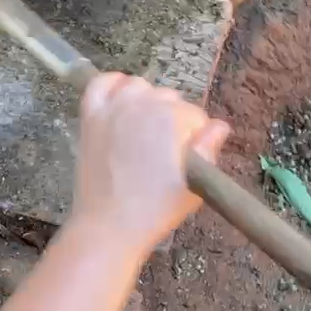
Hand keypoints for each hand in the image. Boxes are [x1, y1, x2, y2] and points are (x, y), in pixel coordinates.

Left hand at [70, 73, 230, 251]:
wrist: (109, 226)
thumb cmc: (155, 209)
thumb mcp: (194, 183)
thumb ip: (209, 148)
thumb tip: (219, 126)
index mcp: (172, 117)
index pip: (194, 116)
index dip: (194, 139)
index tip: (185, 161)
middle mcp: (143, 103)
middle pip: (168, 99)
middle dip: (171, 121)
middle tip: (163, 155)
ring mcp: (113, 108)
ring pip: (139, 87)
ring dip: (146, 103)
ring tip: (144, 134)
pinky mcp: (91, 118)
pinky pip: (101, 84)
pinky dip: (113, 86)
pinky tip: (121, 103)